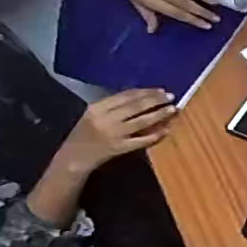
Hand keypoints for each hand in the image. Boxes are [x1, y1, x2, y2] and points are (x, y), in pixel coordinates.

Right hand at [54, 89, 178, 174]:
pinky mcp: (120, 148)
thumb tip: (143, 96)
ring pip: (142, 122)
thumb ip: (114, 105)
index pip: (126, 96)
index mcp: (97, 108)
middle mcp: (106, 119)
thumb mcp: (94, 114)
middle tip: (171, 96)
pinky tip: (167, 129)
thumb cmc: (85, 133)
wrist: (73, 157)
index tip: (161, 90)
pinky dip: (156, 134)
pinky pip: (143, 140)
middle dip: (155, 100)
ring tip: (173, 109)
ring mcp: (114, 134)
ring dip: (159, 114)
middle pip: (135, 106)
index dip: (146, 92)